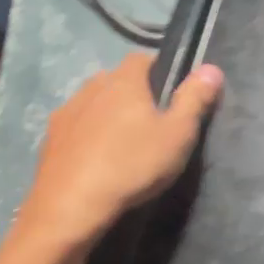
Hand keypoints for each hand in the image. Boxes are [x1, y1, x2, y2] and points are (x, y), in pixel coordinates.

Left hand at [13, 52, 223, 252]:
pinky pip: (77, 127)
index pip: (143, 59)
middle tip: (152, 126)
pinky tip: (97, 160)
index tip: (172, 97)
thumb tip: (212, 68)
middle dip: (134, 95)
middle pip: (117, 81)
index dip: (160, 72)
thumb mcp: (177, 135)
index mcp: (124, 80)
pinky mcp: (51, 137)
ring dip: (109, 115)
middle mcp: (92, 86)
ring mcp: (67, 110)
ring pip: (95, 103)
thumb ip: (194, 100)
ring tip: (124, 145)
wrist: (72, 204)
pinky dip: (88, 136)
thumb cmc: (133, 165)